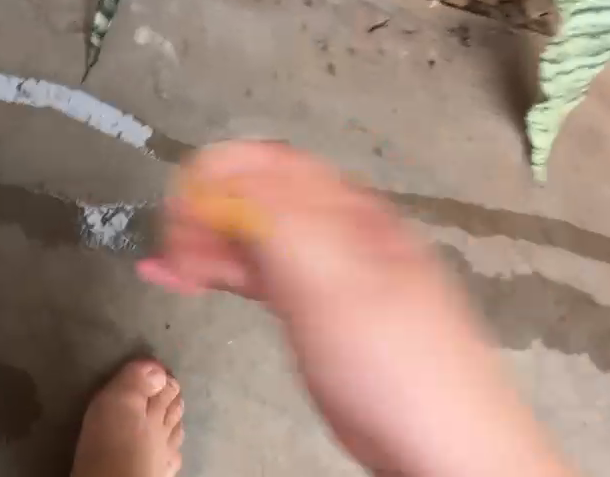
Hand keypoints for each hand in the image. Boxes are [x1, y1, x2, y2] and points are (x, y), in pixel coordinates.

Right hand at [140, 142, 573, 476]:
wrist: (443, 457)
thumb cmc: (402, 370)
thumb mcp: (335, 284)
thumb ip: (277, 222)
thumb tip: (220, 176)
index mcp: (349, 214)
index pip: (272, 162)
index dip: (221, 169)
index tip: (183, 192)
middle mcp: (330, 231)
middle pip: (251, 195)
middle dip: (203, 207)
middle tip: (171, 233)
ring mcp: (316, 268)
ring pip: (243, 233)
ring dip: (199, 239)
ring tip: (166, 259)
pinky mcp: (303, 303)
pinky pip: (246, 270)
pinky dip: (208, 268)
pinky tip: (172, 272)